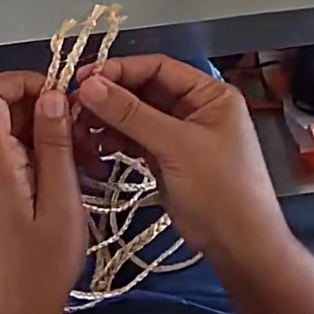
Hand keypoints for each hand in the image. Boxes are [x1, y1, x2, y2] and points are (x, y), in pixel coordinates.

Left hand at [0, 71, 85, 313]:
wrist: (19, 311)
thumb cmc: (43, 265)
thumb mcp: (61, 201)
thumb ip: (54, 145)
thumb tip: (53, 95)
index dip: (23, 81)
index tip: (63, 97)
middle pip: (7, 104)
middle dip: (49, 103)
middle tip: (88, 126)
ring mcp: (1, 172)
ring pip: (22, 126)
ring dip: (58, 128)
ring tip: (93, 151)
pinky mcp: (12, 185)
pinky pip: (29, 149)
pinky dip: (57, 149)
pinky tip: (85, 166)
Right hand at [74, 56, 291, 268]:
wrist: (238, 245)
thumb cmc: (222, 191)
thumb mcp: (176, 146)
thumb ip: (132, 114)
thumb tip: (91, 85)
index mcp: (209, 94)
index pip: (159, 67)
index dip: (120, 69)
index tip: (85, 77)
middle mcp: (194, 108)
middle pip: (144, 90)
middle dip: (110, 95)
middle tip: (75, 102)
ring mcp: (179, 134)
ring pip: (136, 115)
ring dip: (108, 118)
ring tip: (79, 125)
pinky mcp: (166, 158)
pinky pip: (135, 138)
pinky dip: (115, 139)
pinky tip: (95, 143)